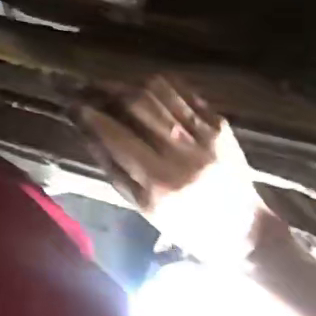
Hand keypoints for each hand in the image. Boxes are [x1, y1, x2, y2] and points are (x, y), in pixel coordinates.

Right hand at [75, 75, 270, 265]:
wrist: (246, 232)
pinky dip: (158, 85)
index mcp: (160, 179)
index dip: (86, 113)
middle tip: (86, 87)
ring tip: (112, 88)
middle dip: (104, 89)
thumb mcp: (139, 203)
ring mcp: (206, 136)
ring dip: (128, 83)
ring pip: (159, 90)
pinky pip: (184, 92)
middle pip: (136, 101)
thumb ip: (109, 163)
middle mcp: (184, 153)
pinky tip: (144, 90)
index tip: (70, 104)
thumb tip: (82, 126)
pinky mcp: (221, 126)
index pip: (114, 132)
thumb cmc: (184, 224)